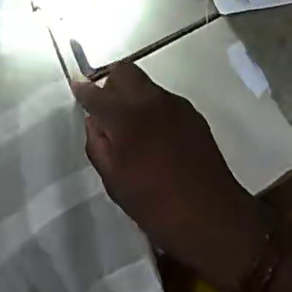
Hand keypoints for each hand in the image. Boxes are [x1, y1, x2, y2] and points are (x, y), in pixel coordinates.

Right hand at [73, 64, 281, 286]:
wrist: (215, 220)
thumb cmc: (156, 206)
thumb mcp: (114, 181)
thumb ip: (97, 144)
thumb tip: (95, 122)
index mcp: (126, 117)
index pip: (96, 93)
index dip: (82, 90)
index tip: (76, 89)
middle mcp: (151, 101)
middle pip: (124, 71)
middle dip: (110, 84)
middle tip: (107, 111)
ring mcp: (176, 106)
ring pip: (145, 85)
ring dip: (133, 97)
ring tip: (133, 130)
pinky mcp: (194, 116)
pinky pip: (164, 101)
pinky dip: (152, 109)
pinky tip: (156, 139)